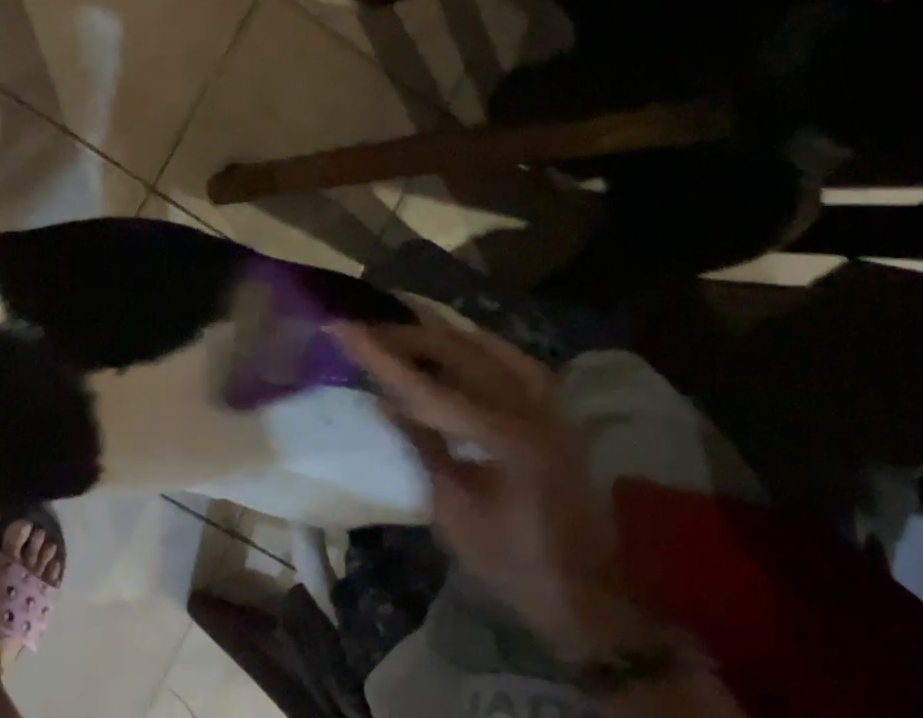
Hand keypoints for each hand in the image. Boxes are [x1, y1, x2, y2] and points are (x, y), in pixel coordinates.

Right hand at [334, 323, 659, 658]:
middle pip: (459, 352)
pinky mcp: (558, 415)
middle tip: (363, 331)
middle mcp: (532, 410)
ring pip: (490, 348)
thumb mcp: (450, 506)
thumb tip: (385, 400)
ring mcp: (552, 409)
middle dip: (406, 337)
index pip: (425, 385)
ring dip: (442, 337)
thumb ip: (420, 444)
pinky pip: (515, 362)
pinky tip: (456, 350)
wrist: (584, 594)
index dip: (378, 355)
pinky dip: (479, 348)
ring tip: (403, 333)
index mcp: (504, 437)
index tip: (339, 327)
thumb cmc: (509, 558)